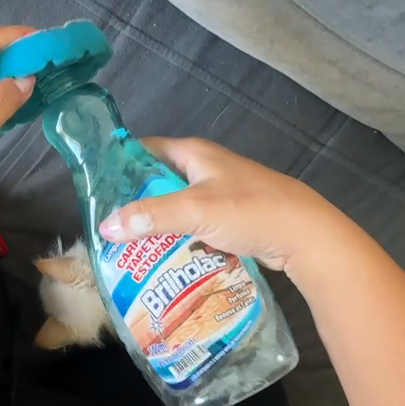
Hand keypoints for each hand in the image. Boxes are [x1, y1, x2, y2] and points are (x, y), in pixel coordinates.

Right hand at [96, 137, 355, 272]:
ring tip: (130, 244)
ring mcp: (221, 192)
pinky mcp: (233, 217)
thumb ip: (149, 217)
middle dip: (135, 199)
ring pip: (178, 204)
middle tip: (110, 223)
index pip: (146, 149)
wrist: (307, 236)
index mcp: (194, 153)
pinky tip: (166, 256)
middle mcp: (206, 167)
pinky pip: (196, 224)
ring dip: (158, 222)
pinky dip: (180, 236)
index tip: (97, 185)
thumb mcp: (194, 210)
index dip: (121, 163)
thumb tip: (106, 226)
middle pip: (159, 179)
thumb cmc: (250, 210)